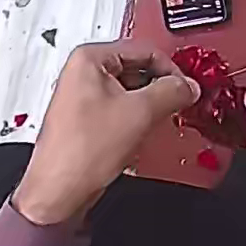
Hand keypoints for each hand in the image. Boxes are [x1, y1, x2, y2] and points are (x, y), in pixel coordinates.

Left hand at [11, 39, 198, 225]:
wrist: (57, 195)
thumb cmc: (81, 152)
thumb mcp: (139, 113)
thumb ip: (171, 92)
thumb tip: (188, 85)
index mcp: (89, 58)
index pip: (144, 50)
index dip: (170, 69)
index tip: (184, 87)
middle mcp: (83, 72)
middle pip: (138, 68)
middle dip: (160, 87)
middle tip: (176, 103)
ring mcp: (83, 96)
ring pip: (131, 90)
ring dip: (149, 104)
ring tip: (156, 120)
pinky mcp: (86, 118)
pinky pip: (121, 107)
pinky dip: (136, 117)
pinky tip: (140, 133)